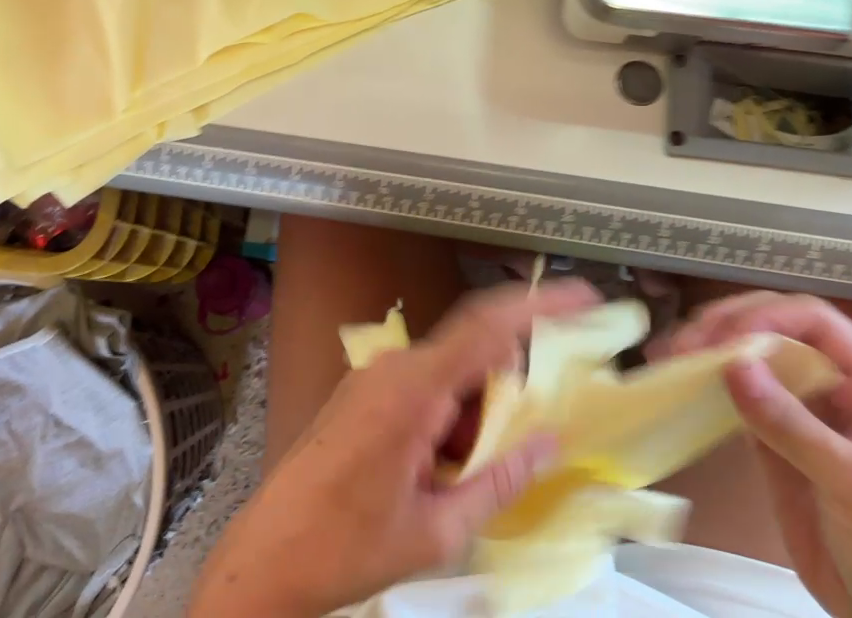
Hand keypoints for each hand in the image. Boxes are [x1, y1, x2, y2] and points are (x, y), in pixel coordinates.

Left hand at [189, 279, 601, 617]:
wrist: (265, 557)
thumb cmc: (348, 546)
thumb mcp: (438, 529)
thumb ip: (500, 481)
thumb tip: (551, 443)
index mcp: (413, 390)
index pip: (487, 326)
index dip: (539, 305)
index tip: (586, 296)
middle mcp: (392, 368)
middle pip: (473, 356)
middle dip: (506, 396)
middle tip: (519, 451)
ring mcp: (373, 378)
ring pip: (450, 378)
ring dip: (473, 420)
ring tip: (461, 483)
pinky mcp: (362, 394)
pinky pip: (424, 390)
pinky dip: (448, 423)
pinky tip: (437, 475)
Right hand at [662, 292, 851, 617]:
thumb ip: (794, 425)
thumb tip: (732, 365)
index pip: (817, 323)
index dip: (767, 317)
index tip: (719, 337)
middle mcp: (841, 387)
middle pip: (779, 330)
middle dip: (730, 328)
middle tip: (684, 344)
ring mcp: (807, 413)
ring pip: (754, 360)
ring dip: (711, 351)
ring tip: (670, 355)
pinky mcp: (778, 441)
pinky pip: (741, 399)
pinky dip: (709, 387)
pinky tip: (681, 384)